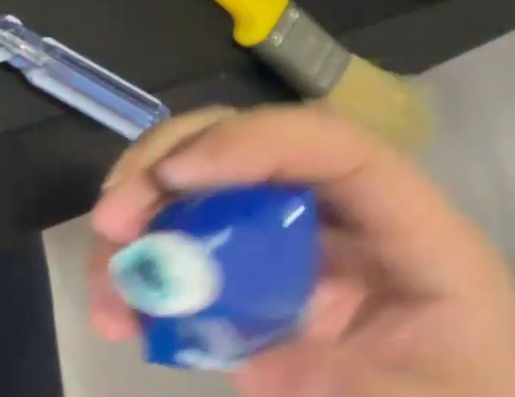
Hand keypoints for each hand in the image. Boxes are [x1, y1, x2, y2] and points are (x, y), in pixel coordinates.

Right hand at [90, 106, 514, 396]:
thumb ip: (370, 387)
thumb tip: (263, 368)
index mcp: (408, 232)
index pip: (330, 146)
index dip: (248, 142)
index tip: (176, 179)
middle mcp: (332, 214)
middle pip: (231, 146)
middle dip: (157, 174)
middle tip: (112, 222)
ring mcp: (278, 233)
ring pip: (184, 185)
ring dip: (130, 223)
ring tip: (106, 285)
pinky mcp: (240, 264)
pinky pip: (171, 240)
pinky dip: (132, 266)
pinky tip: (116, 310)